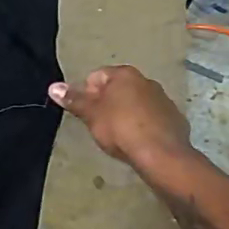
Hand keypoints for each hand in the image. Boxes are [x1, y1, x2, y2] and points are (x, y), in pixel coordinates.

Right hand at [48, 65, 193, 167]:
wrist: (161, 154)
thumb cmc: (121, 129)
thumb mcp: (91, 115)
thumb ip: (74, 99)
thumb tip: (53, 86)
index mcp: (125, 74)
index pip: (96, 76)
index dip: (87, 95)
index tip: (87, 114)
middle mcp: (146, 80)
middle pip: (117, 89)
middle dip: (107, 104)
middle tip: (101, 126)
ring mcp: (163, 99)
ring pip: (136, 103)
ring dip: (126, 114)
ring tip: (120, 137)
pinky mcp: (175, 118)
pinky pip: (151, 118)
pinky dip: (143, 126)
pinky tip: (139, 142)